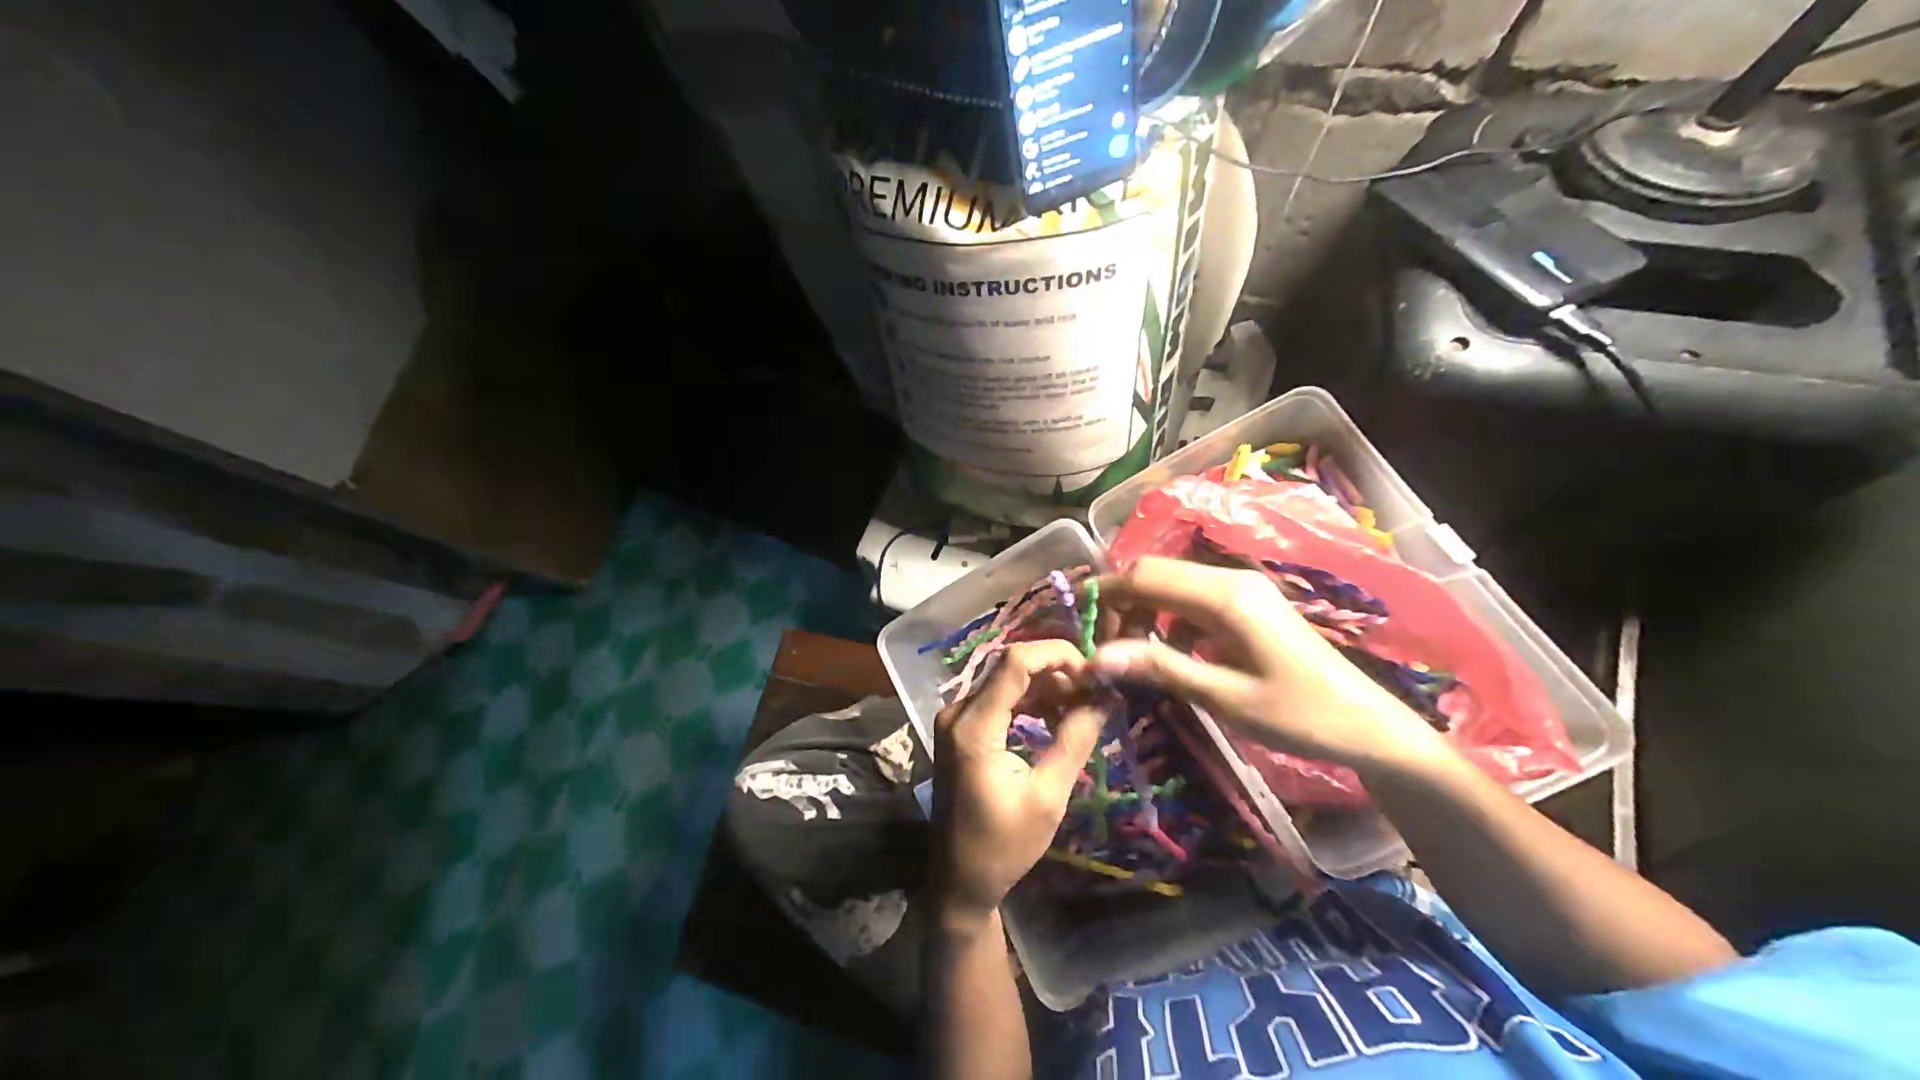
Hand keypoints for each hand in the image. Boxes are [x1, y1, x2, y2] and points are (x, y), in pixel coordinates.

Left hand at [931, 640, 1103, 931]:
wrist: (959, 879)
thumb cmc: (1003, 845)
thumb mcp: (1048, 796)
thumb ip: (1075, 740)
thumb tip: (1105, 698)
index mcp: (973, 727)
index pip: (1014, 662)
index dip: (1057, 655)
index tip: (1094, 673)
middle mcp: (957, 712)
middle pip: (1010, 668)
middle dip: (1056, 672)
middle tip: (1095, 694)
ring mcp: (955, 720)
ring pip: (1006, 681)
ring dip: (1045, 687)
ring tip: (1084, 706)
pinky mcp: (960, 730)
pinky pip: (998, 699)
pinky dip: (1029, 702)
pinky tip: (1058, 717)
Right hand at [1090, 556, 1450, 776]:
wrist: (1368, 726)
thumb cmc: (1299, 715)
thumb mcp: (1222, 696)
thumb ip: (1158, 667)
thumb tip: (1096, 656)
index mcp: (1225, 595)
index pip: (1144, 576)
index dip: (1105, 595)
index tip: (1077, 625)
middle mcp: (1230, 578)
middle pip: (1154, 572)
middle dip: (1120, 602)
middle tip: (1103, 647)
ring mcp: (1242, 588)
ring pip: (1171, 584)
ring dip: (1142, 611)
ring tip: (1129, 654)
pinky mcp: (1248, 604)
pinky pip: (1191, 599)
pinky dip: (1167, 620)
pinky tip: (1166, 653)